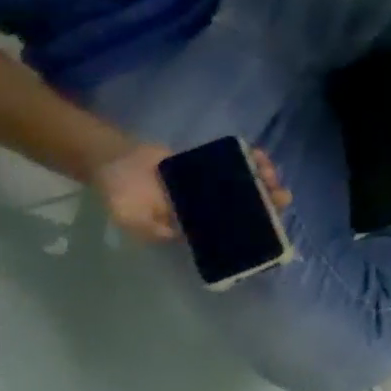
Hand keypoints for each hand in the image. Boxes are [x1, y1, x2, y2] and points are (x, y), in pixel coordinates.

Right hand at [95, 143, 290, 243]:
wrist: (111, 158)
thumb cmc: (121, 192)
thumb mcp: (128, 217)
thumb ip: (148, 229)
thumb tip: (174, 236)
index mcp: (205, 227)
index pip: (240, 234)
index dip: (261, 230)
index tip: (273, 219)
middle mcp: (219, 212)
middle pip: (256, 210)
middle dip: (272, 203)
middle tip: (279, 193)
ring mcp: (219, 190)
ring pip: (253, 188)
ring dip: (266, 180)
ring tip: (267, 169)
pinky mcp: (215, 169)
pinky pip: (239, 167)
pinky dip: (251, 162)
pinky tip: (258, 154)